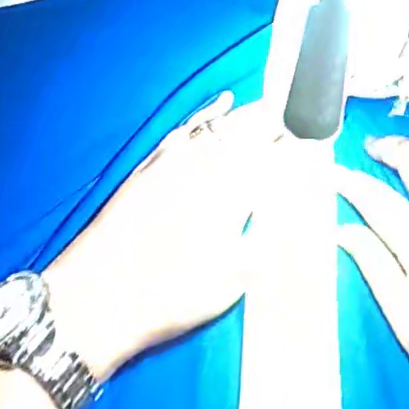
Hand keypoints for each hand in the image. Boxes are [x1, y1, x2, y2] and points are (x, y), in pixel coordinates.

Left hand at [42, 91, 284, 379]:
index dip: (300, 141)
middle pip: (254, 129)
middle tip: (301, 117)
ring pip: (224, 124)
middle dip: (281, 119)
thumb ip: (265, 240)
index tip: (318, 137)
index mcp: (235, 191)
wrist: (90, 305)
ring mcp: (178, 162)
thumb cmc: (169, 298)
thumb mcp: (231, 282)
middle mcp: (209, 166)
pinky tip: (222, 103)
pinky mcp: (153, 166)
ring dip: (253, 113)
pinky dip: (209, 112)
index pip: (277, 153)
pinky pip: (188, 128)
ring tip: (275, 106)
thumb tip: (293, 207)